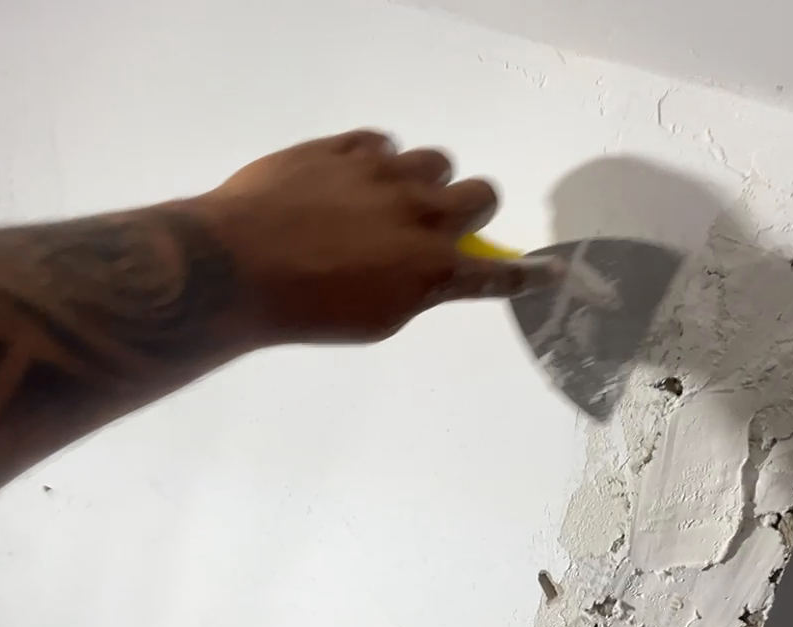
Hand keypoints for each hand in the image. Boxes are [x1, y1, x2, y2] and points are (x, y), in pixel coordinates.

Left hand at [183, 130, 536, 344]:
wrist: (240, 266)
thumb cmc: (313, 311)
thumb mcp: (381, 319)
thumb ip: (420, 291)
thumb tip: (431, 272)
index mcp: (434, 268)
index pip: (498, 273)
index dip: (529, 274)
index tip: (553, 271)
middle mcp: (421, 214)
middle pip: (481, 194)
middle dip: (471, 211)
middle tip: (441, 226)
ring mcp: (383, 174)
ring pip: (435, 160)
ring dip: (426, 181)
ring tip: (390, 200)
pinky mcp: (342, 148)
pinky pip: (381, 141)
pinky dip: (378, 162)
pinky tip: (353, 181)